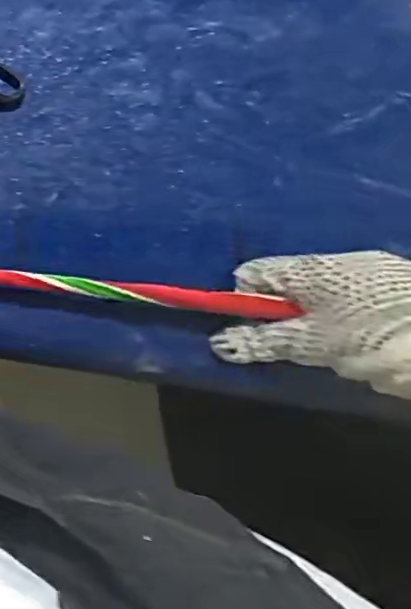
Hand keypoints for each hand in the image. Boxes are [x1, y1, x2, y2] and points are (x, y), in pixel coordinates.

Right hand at [210, 252, 410, 397]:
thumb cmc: (381, 339)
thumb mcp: (314, 346)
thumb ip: (261, 341)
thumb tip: (218, 343)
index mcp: (311, 268)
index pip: (252, 274)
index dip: (250, 300)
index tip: (265, 327)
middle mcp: (347, 261)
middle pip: (296, 284)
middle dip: (296, 312)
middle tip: (312, 342)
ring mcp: (390, 272)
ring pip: (337, 294)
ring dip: (335, 317)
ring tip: (359, 347)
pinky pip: (374, 301)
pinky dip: (370, 319)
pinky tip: (390, 341)